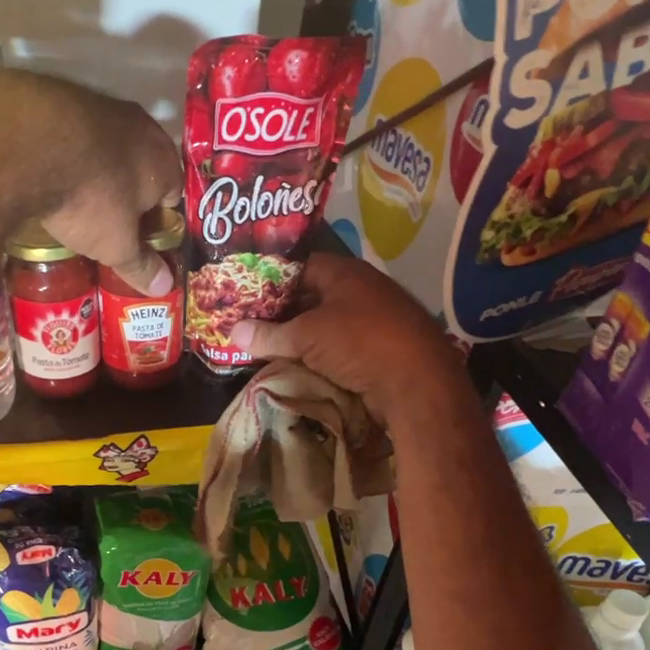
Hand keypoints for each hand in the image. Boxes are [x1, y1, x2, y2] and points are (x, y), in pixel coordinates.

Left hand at [15, 75, 182, 295]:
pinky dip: (71, 154)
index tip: (142, 239)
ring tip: (80, 200)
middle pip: (143, 168)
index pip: (174, 194)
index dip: (159, 220)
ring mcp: (104, 108)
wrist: (34, 142)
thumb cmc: (92, 199)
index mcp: (164, 162)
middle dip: (131, 194)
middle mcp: (142, 128)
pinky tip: (54, 174)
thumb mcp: (117, 245)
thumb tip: (164, 287)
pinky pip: (78, 135)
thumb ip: (142, 266)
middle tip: (112, 222)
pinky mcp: (66, 99)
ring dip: (101, 171)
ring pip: (111, 148)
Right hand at [229, 253, 466, 423]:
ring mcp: (376, 321)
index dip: (275, 281)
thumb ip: (269, 336)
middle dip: (286, 315)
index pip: (303, 267)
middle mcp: (363, 291)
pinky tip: (304, 371)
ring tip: (273, 354)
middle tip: (255, 331)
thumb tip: (232, 333)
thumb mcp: (306, 337)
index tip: (251, 300)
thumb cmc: (359, 343)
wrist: (416, 382)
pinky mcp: (384, 350)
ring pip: (329, 326)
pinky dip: (324, 359)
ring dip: (305, 341)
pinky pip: (344, 350)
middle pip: (315, 298)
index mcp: (346, 273)